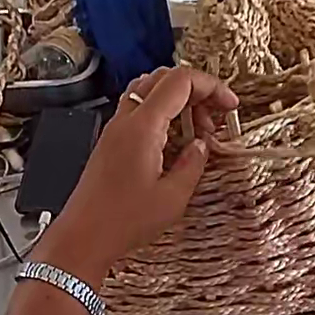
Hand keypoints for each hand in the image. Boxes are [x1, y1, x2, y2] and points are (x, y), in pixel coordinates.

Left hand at [34, 67, 234, 283]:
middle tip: (214, 120)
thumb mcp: (172, 198)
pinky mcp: (110, 142)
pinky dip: (161, 116)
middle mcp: (125, 120)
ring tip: (195, 134)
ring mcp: (115, 129)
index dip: (211, 86)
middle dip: (196, 91)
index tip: (230, 104)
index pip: (181, 81)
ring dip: (177, 102)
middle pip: (164, 79)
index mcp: (143, 126)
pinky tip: (174, 144)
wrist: (84, 236)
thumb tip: (202, 145)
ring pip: (149, 91)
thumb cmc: (124, 221)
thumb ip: (193, 164)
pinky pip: (138, 112)